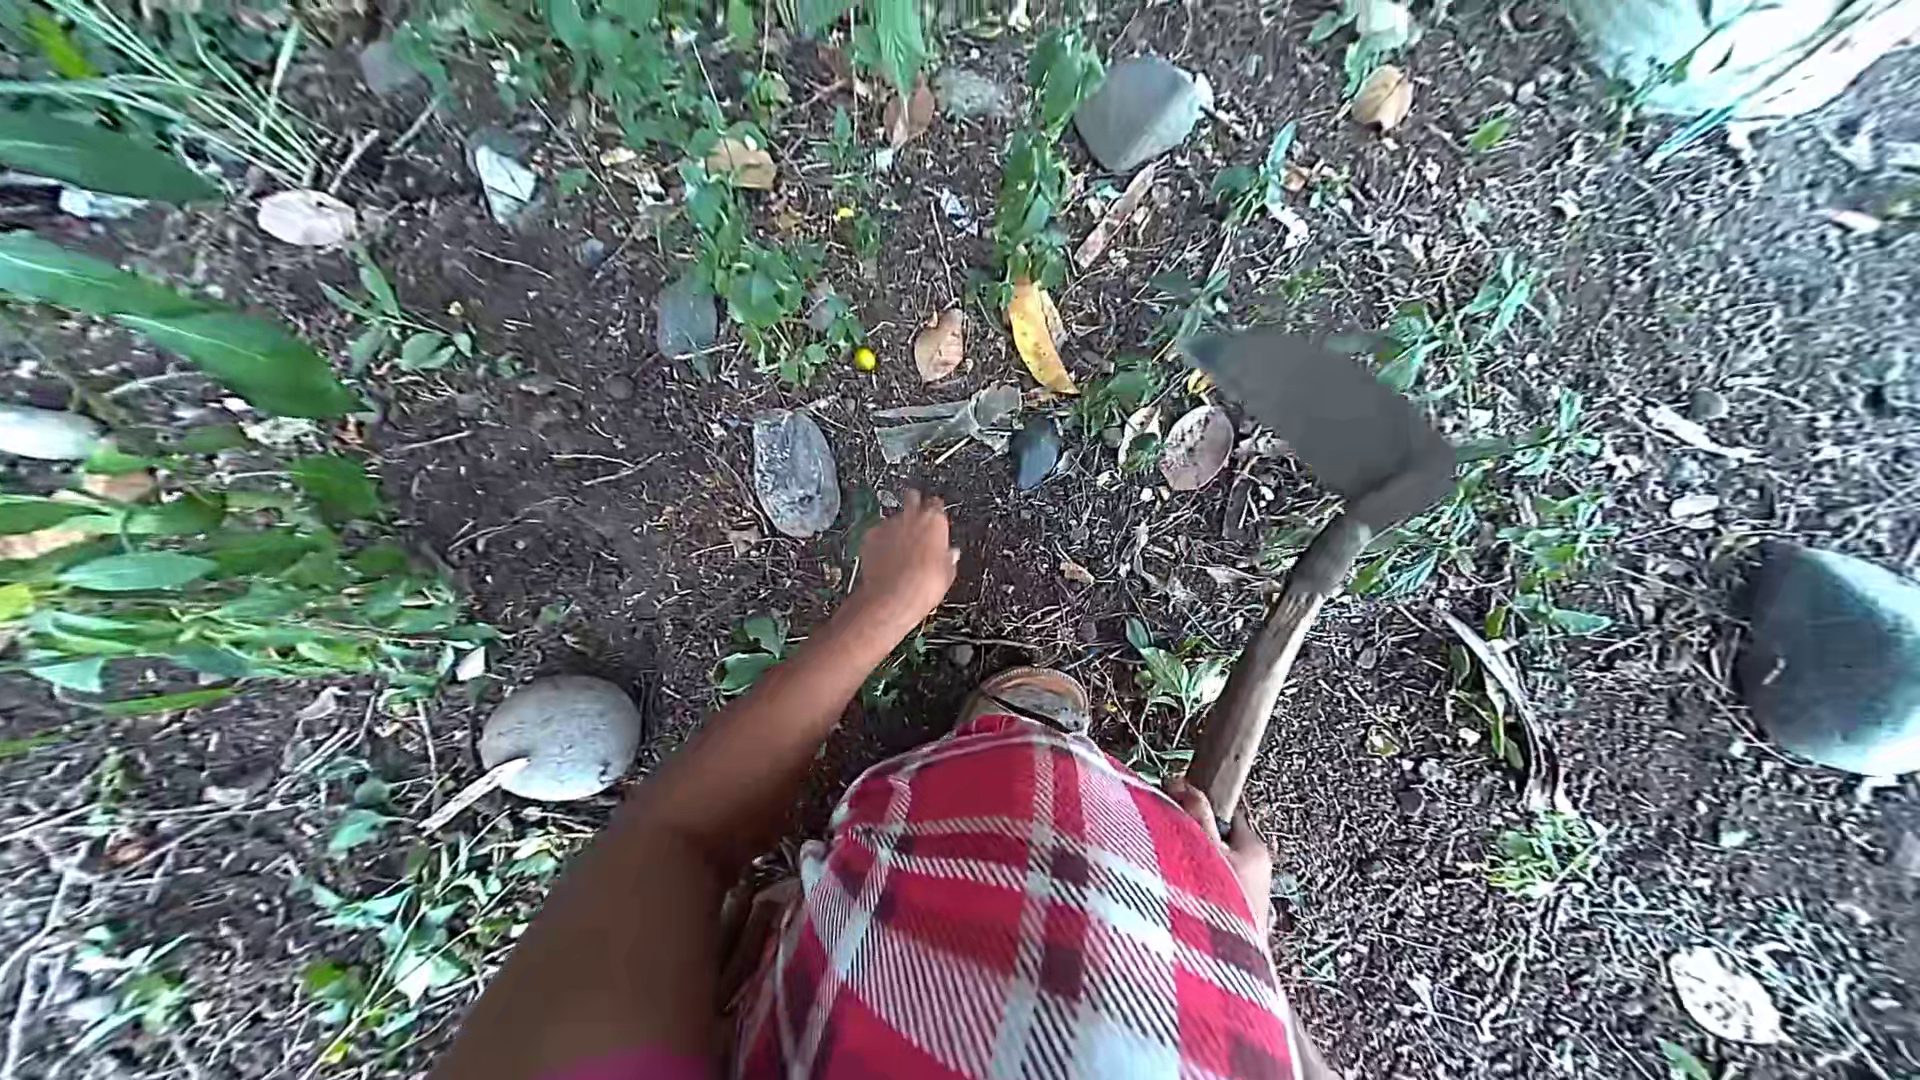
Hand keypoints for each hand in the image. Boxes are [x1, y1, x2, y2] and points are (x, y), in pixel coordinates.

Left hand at [850, 489, 957, 634]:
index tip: (936, 522)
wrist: (893, 598)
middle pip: (912, 499)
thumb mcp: (947, 573)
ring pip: (894, 518)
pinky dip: (880, 541)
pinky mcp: (870, 536)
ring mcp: (889, 524)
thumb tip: (950, 554)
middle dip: (914, 506)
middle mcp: (911, 516)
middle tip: (917, 524)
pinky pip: (877, 533)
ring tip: (900, 549)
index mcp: (935, 520)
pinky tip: (885, 557)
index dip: (936, 513)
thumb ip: (948, 557)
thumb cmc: (923, 586)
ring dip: (897, 528)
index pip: (937, 504)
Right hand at [1164, 776, 1273, 933]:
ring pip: (1202, 870)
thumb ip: (1191, 810)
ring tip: (1158, 872)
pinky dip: (1183, 894)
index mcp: (1254, 852)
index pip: (1223, 813)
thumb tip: (1178, 781)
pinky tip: (1164, 898)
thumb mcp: (1199, 843)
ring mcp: (1240, 906)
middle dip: (1184, 837)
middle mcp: (1255, 878)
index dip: (1195, 805)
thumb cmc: (1214, 904)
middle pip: (1211, 840)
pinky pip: (1200, 896)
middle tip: (1159, 837)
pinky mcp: (1225, 932)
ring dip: (1180, 868)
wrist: (1214, 979)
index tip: (1168, 806)